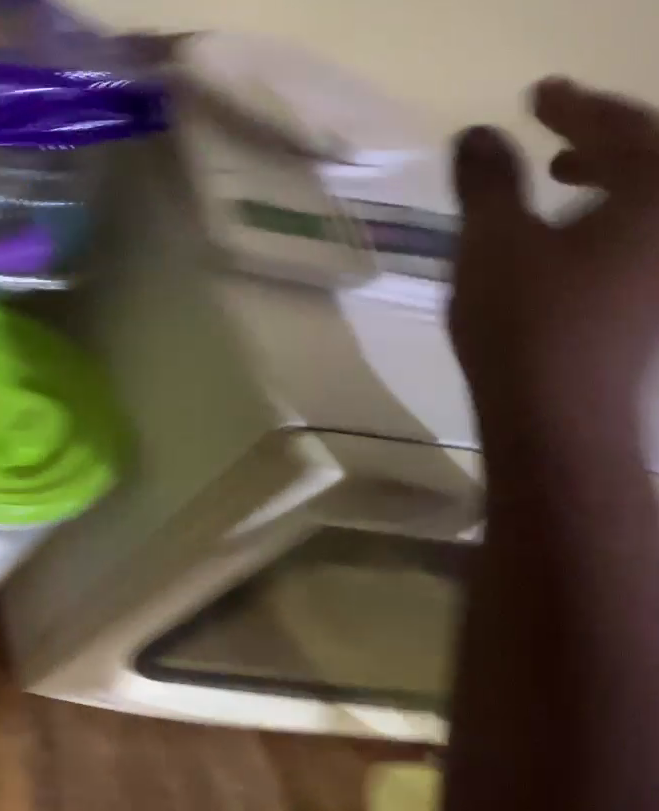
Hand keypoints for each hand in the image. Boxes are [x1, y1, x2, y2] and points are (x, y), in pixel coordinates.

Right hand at [450, 78, 658, 431]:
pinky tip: (571, 235)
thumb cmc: (526, 320)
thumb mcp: (493, 244)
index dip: (576, 106)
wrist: (561, 410)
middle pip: (655, 157)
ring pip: (653, 197)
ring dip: (612, 178)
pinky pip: (647, 231)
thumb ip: (488, 183)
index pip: (624, 126)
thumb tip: (477, 134)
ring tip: (561, 181)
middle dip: (603, 139)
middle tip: (553, 134)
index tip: (538, 93)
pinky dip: (616, 215)